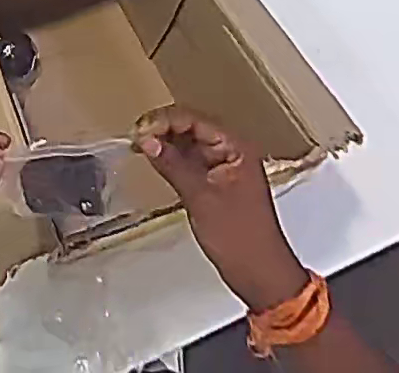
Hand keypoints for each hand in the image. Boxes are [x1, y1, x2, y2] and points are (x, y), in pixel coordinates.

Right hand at [135, 106, 306, 310]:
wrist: (263, 279)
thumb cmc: (242, 240)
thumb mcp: (201, 198)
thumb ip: (171, 164)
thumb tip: (145, 139)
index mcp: (235, 147)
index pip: (193, 119)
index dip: (163, 121)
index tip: (140, 131)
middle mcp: (230, 150)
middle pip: (189, 125)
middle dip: (161, 127)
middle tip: (136, 136)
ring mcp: (222, 165)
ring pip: (186, 140)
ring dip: (163, 140)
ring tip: (139, 144)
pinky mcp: (213, 179)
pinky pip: (187, 157)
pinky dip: (169, 156)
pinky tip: (153, 157)